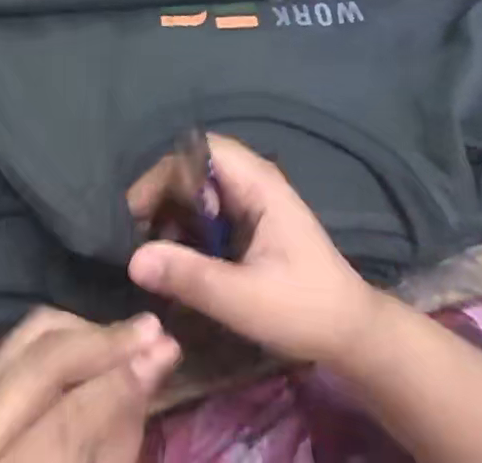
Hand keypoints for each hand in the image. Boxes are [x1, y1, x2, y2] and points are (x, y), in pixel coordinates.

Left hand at [0, 308, 179, 462]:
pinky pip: (16, 352)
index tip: (167, 349)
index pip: (63, 424)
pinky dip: (63, 342)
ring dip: (84, 334)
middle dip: (102, 340)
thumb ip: (118, 438)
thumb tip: (153, 362)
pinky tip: (97, 353)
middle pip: (35, 362)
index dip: (119, 383)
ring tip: (129, 343)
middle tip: (155, 330)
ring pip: (23, 340)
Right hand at [127, 134, 386, 363]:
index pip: (203, 151)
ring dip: (172, 212)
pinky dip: (185, 228)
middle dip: (163, 193)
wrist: (348, 331)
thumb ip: (191, 276)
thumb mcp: (244, 299)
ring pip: (200, 189)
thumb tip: (133, 259)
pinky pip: (208, 212)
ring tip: (151, 250)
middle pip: (197, 166)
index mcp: (259, 184)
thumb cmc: (303, 309)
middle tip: (138, 234)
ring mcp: (252, 203)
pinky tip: (174, 259)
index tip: (138, 211)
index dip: (167, 172)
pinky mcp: (249, 225)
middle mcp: (254, 183)